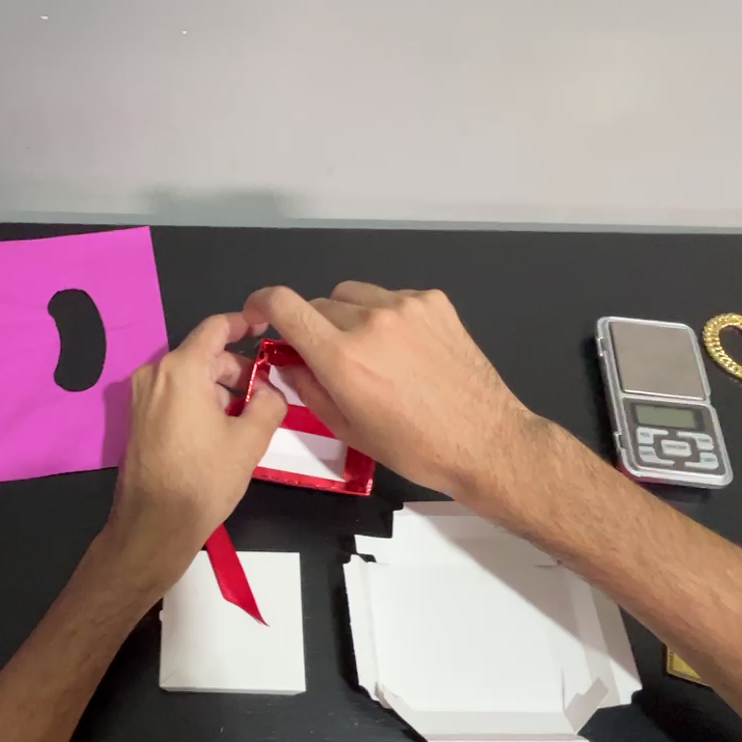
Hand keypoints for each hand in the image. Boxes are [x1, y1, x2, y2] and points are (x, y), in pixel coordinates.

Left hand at [104, 312, 287, 580]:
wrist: (154, 525)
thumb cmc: (204, 479)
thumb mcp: (249, 441)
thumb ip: (268, 404)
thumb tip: (270, 391)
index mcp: (181, 370)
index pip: (215, 328)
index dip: (244, 323)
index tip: (265, 327)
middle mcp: (155, 374)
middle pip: (203, 355)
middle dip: (236, 368)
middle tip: (266, 391)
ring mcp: (141, 397)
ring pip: (189, 378)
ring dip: (219, 389)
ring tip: (248, 417)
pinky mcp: (137, 420)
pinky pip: (174, 396)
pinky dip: (199, 402)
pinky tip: (221, 429)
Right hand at [241, 281, 545, 501]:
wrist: (484, 440)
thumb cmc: (411, 446)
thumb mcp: (347, 428)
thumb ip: (308, 389)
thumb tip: (287, 363)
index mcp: (341, 357)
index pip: (284, 305)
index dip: (261, 302)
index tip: (257, 312)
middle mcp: (370, 321)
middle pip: (318, 303)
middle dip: (312, 327)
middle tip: (328, 358)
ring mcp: (405, 306)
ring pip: (352, 295)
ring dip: (346, 316)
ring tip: (369, 351)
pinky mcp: (434, 302)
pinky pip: (390, 297)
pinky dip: (384, 316)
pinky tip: (403, 348)